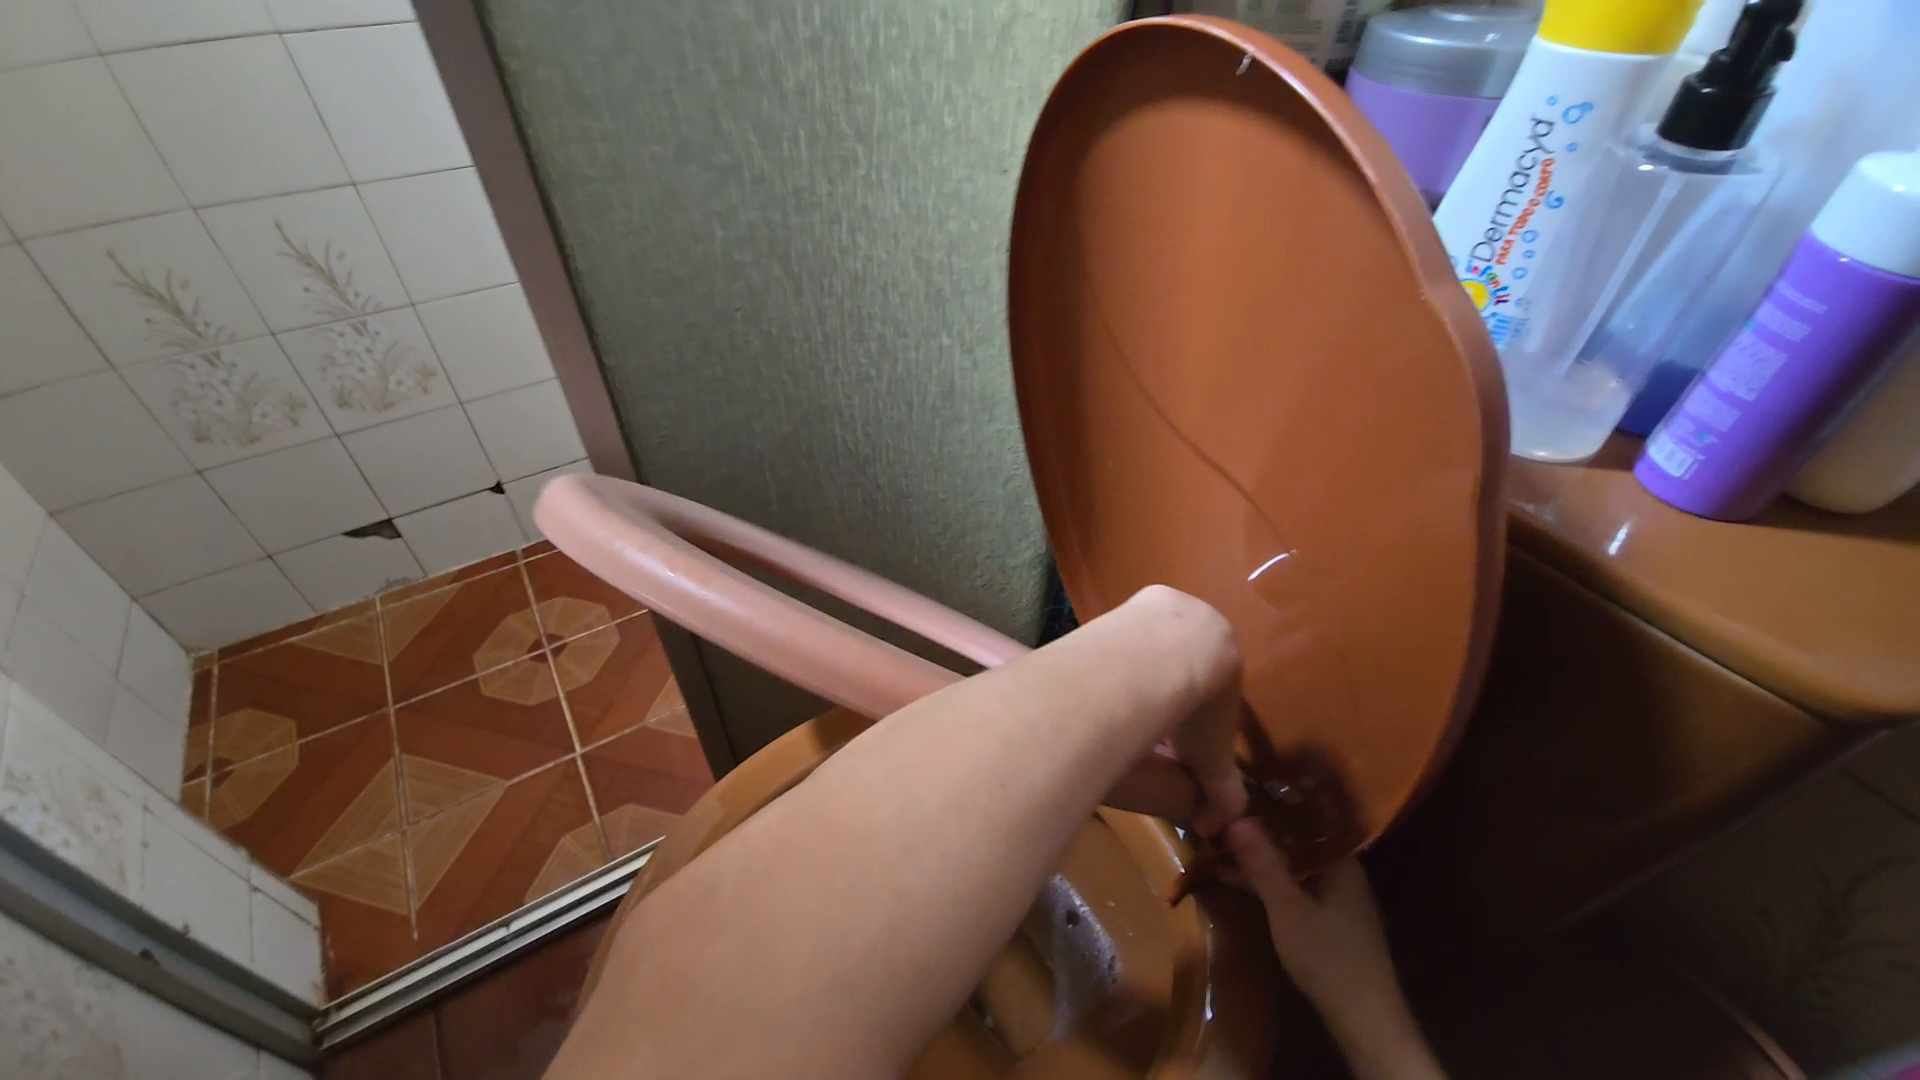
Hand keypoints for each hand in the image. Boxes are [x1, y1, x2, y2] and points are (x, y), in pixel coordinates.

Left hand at [1117, 586, 1247, 832]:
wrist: (1169, 654)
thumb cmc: (1198, 704)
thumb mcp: (1211, 754)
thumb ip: (1220, 788)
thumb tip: (1218, 825)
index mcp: (1225, 654)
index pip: (1211, 685)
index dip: (1194, 712)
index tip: (1176, 733)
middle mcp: (1198, 621)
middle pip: (1178, 661)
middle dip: (1164, 687)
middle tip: (1145, 717)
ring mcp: (1161, 607)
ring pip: (1149, 642)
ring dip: (1137, 667)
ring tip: (1118, 699)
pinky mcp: (1127, 603)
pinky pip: (1121, 631)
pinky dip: (1114, 652)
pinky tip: (1101, 674)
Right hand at [1222, 821, 1445, 1079]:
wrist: (1365, 1020)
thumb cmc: (1327, 956)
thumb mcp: (1286, 907)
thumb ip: (1263, 863)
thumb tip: (1237, 818)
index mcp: (1339, 859)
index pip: (1300, 817)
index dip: (1265, 805)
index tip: (1231, 795)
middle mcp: (1340, 869)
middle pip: (1292, 840)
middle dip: (1254, 833)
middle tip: (1215, 821)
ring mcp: (1335, 894)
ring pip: (1289, 864)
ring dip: (1256, 858)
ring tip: (1216, 847)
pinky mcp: (1328, 916)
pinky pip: (1292, 884)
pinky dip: (1266, 880)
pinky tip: (1235, 879)